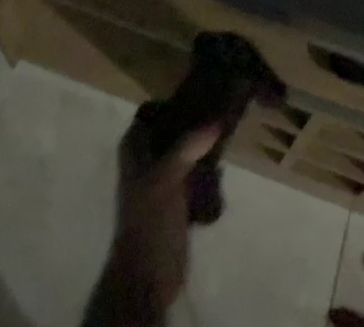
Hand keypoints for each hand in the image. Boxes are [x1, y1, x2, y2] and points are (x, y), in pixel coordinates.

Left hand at [83, 118, 218, 326]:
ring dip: (203, 147)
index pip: (149, 113)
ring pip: (185, 154)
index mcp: (134, 150)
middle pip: (170, 132)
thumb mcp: (166, 178)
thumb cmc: (149, 219)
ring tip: (228, 135)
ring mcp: (162, 182)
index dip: (170, 102)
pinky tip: (224, 169)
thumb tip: (216, 120)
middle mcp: (146, 161)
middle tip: (222, 111)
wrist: (149, 272)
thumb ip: (188, 146)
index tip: (200, 92)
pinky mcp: (178, 202)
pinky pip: (196, 177)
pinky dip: (208, 172)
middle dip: (193, 123)